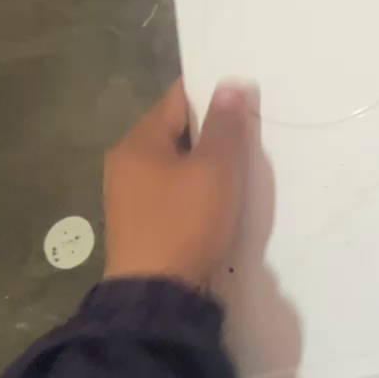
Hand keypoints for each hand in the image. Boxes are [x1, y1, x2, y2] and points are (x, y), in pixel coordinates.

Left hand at [102, 79, 255, 288]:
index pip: (176, 100)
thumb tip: (231, 86)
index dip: (210, 92)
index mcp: (138, 144)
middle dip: (211, 128)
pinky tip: (220, 196)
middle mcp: (126, 164)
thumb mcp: (215, 170)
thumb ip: (226, 127)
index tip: (244, 93)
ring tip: (242, 163)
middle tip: (252, 129)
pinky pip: (174, 188)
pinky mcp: (143, 221)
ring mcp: (131, 195)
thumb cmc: (186, 222)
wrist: (160, 291)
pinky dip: (198, 185)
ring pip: (176, 162)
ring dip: (206, 160)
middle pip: (176, 131)